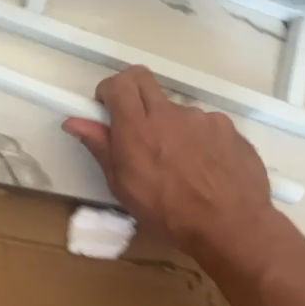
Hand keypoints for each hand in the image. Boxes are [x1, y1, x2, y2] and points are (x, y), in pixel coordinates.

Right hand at [62, 67, 289, 266]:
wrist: (230, 225)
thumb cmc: (166, 212)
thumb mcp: (123, 186)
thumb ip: (101, 147)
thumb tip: (75, 122)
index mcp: (138, 128)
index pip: (119, 83)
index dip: (108, 90)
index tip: (106, 109)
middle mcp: (170, 114)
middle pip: (144, 80)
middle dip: (131, 93)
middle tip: (132, 124)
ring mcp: (203, 118)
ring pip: (175, 110)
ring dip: (167, 126)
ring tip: (175, 163)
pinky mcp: (228, 127)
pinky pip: (203, 125)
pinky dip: (195, 139)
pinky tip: (201, 167)